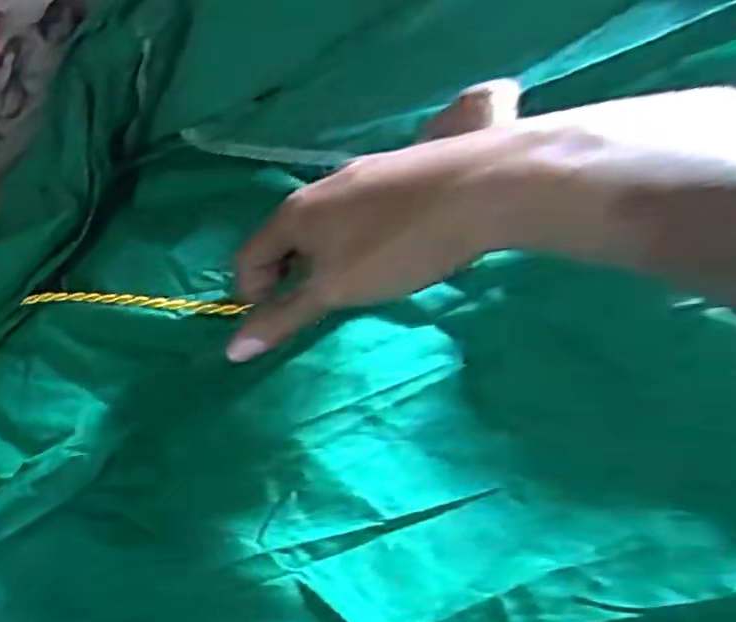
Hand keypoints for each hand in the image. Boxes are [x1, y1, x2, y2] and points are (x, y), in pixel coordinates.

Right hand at [227, 80, 524, 361]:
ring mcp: (375, 163)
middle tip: (318, 296)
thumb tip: (231, 352)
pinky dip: (383, 198)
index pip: (248, 256)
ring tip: (362, 264)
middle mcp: (326, 184)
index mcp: (296, 213)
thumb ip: (282, 319)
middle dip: (291, 268)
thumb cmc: (400, 245)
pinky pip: (387, 177)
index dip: (251, 293)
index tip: (279, 317)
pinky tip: (408, 204)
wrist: (504, 183)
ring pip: (333, 210)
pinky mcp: (421, 154)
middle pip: (288, 234)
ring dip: (331, 242)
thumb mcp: (333, 292)